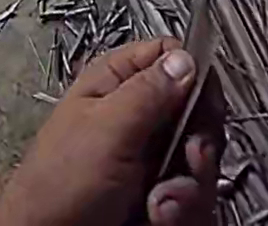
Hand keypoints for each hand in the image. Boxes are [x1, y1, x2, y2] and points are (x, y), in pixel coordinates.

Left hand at [0, 39, 222, 225]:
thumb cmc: (61, 180)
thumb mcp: (106, 128)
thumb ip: (148, 92)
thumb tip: (185, 57)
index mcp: (118, 80)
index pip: (170, 57)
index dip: (195, 77)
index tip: (206, 106)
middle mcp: (138, 113)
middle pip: (196, 112)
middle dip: (199, 143)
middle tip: (189, 160)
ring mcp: (149, 156)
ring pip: (198, 160)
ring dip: (189, 188)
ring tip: (160, 207)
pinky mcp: (158, 194)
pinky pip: (192, 197)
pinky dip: (182, 212)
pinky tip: (158, 219)